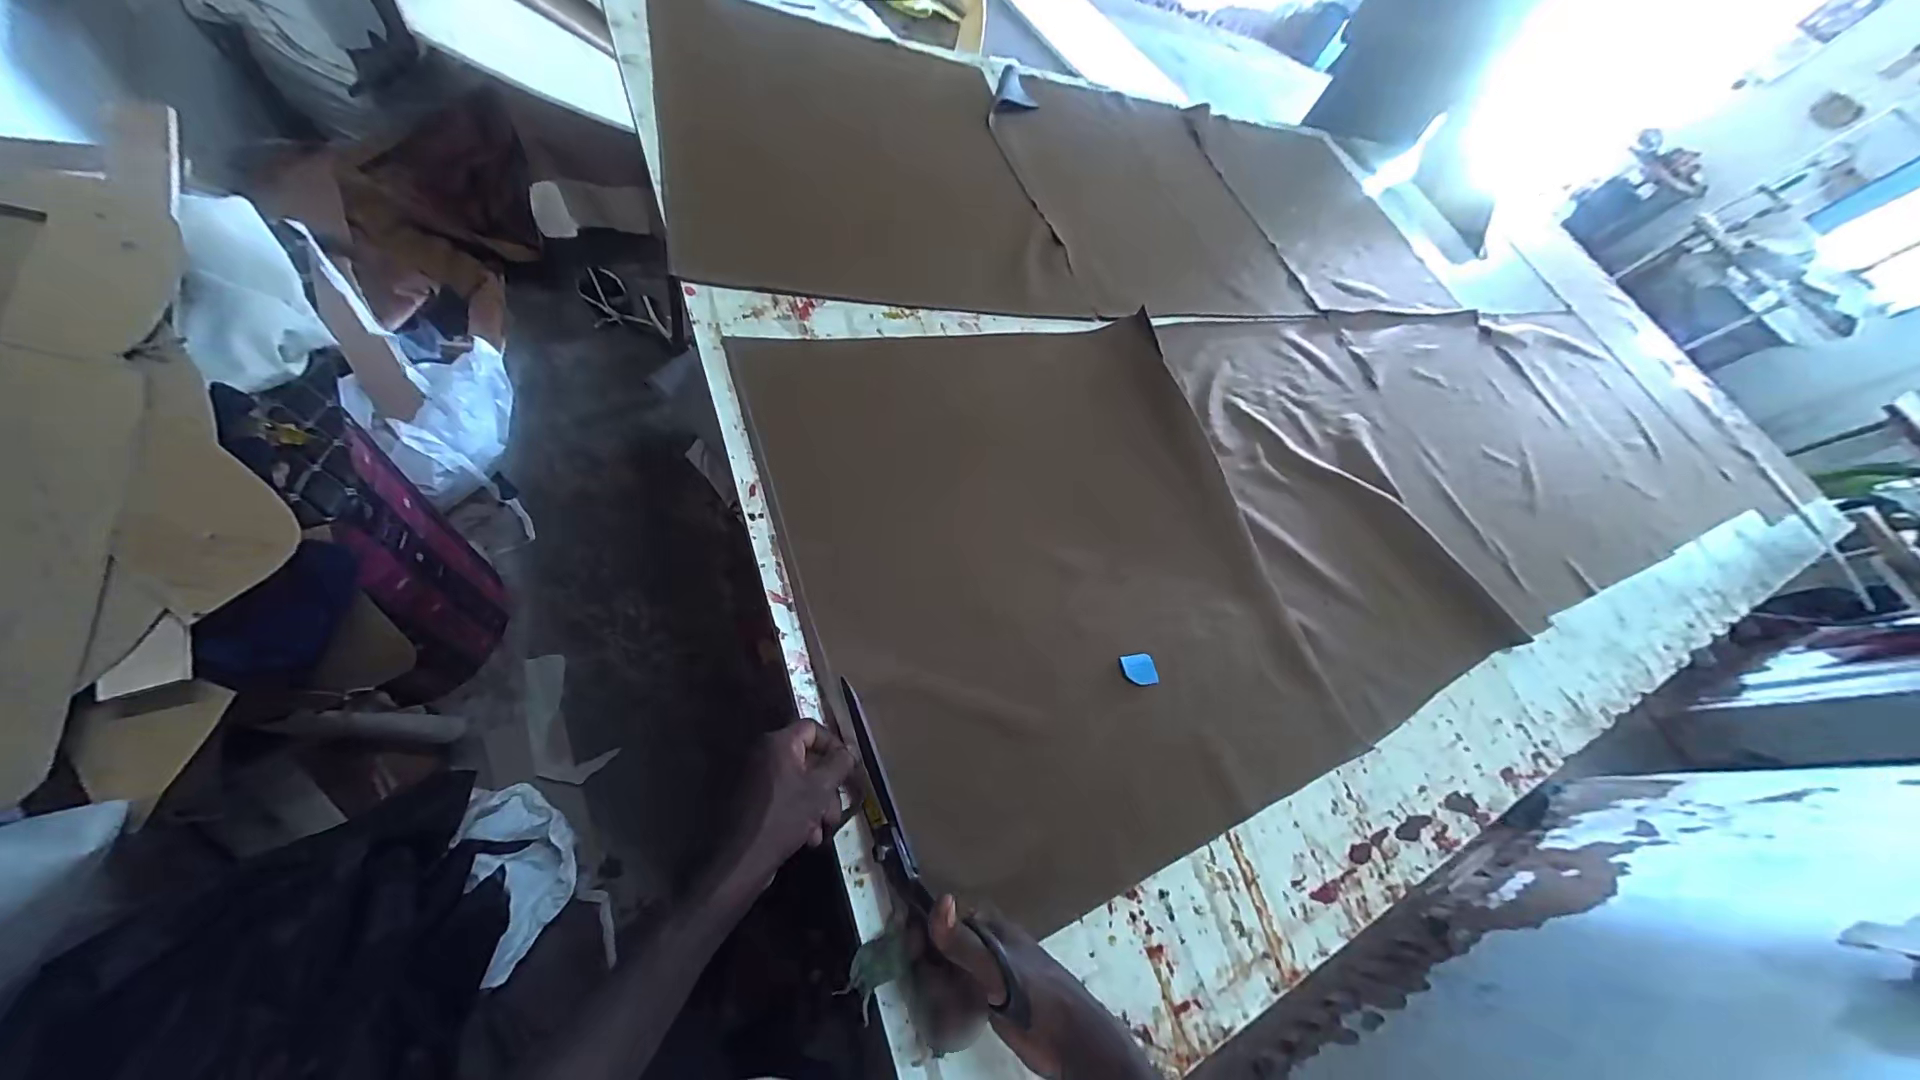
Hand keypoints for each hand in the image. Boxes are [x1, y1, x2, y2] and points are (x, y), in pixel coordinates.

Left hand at [720, 721, 856, 891]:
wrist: (744, 859)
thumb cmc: (785, 816)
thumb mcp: (821, 788)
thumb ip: (839, 764)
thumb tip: (849, 751)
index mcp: (779, 744)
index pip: (812, 728)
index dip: (834, 744)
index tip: (847, 766)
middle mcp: (765, 755)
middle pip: (808, 759)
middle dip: (828, 785)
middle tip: (838, 807)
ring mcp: (758, 778)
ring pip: (800, 781)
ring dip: (818, 803)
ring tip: (825, 827)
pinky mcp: (755, 800)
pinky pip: (786, 796)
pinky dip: (801, 811)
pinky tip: (809, 836)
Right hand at [928, 896, 1155, 1078]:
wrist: (1073, 1040)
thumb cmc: (1039, 995)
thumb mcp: (998, 969)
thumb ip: (964, 941)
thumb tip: (939, 899)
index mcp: (987, 927)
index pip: (941, 921)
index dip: (923, 939)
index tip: (912, 959)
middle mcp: (983, 945)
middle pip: (939, 954)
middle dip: (934, 980)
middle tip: (944, 1001)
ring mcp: (986, 973)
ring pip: (946, 981)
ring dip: (942, 1003)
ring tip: (956, 1020)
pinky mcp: (989, 1001)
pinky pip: (957, 1002)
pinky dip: (954, 1017)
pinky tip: (961, 1029)